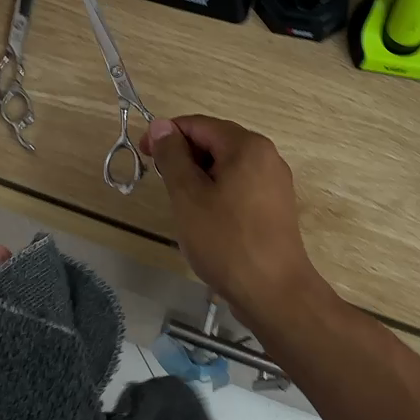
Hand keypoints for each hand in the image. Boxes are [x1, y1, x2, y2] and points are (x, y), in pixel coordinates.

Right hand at [140, 115, 326, 321]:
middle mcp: (266, 156)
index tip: (144, 155)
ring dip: (199, 175)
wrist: (275, 294)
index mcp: (247, 146)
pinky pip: (240, 184)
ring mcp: (275, 182)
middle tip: (162, 183)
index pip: (198, 124)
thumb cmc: (226, 241)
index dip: (166, 135)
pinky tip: (206, 218)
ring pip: (227, 165)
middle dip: (184, 156)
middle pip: (215, 141)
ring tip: (183, 204)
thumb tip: (162, 125)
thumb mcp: (188, 196)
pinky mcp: (276, 206)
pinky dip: (217, 190)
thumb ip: (172, 156)